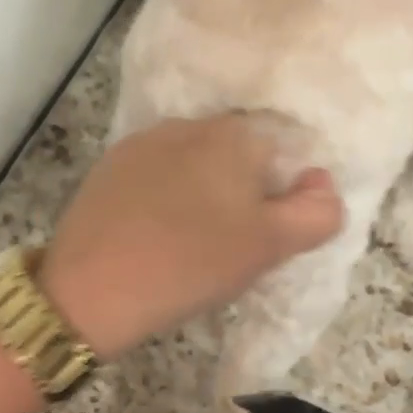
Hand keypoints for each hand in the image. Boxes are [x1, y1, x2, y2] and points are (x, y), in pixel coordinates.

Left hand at [37, 112, 342, 358]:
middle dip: (239, 189)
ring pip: (190, 162)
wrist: (91, 287)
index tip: (264, 232)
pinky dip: (162, 198)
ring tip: (188, 241)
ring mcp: (140, 143)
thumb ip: (314, 211)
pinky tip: (153, 233)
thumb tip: (322, 180)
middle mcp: (185, 125)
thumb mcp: (269, 246)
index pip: (278, 148)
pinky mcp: (107, 167)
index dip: (279, 191)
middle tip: (230, 242)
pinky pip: (153, 175)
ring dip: (199, 192)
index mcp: (232, 135)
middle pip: (232, 152)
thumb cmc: (190, 264)